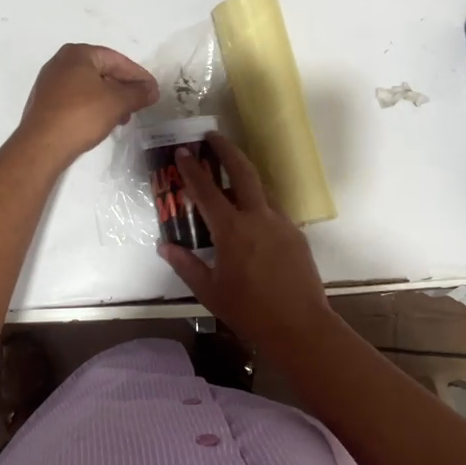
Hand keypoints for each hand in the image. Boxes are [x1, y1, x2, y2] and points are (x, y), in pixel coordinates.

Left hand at [15, 44, 158, 164]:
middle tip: (140, 104)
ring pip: (89, 87)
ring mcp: (50, 83)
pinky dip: (93, 107)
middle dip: (123, 88)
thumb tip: (152, 89)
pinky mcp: (45, 103)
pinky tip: (102, 123)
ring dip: (109, 100)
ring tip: (124, 118)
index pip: (116, 59)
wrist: (42, 146)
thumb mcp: (117, 102)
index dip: (138, 75)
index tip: (153, 90)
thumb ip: (138, 93)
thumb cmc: (81, 115)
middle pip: (102, 72)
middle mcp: (60, 63)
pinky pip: (76, 100)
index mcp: (77, 54)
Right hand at [158, 131, 333, 349]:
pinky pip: (272, 211)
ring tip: (227, 180)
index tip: (183, 151)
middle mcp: (258, 218)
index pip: (207, 190)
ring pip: (261, 190)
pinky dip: (257, 205)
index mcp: (232, 230)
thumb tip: (165, 246)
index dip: (192, 169)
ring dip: (243, 177)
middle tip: (212, 136)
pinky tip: (249, 219)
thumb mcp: (209, 291)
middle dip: (226, 150)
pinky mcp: (296, 235)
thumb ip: (186, 265)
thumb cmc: (249, 311)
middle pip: (243, 171)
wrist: (300, 327)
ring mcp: (281, 224)